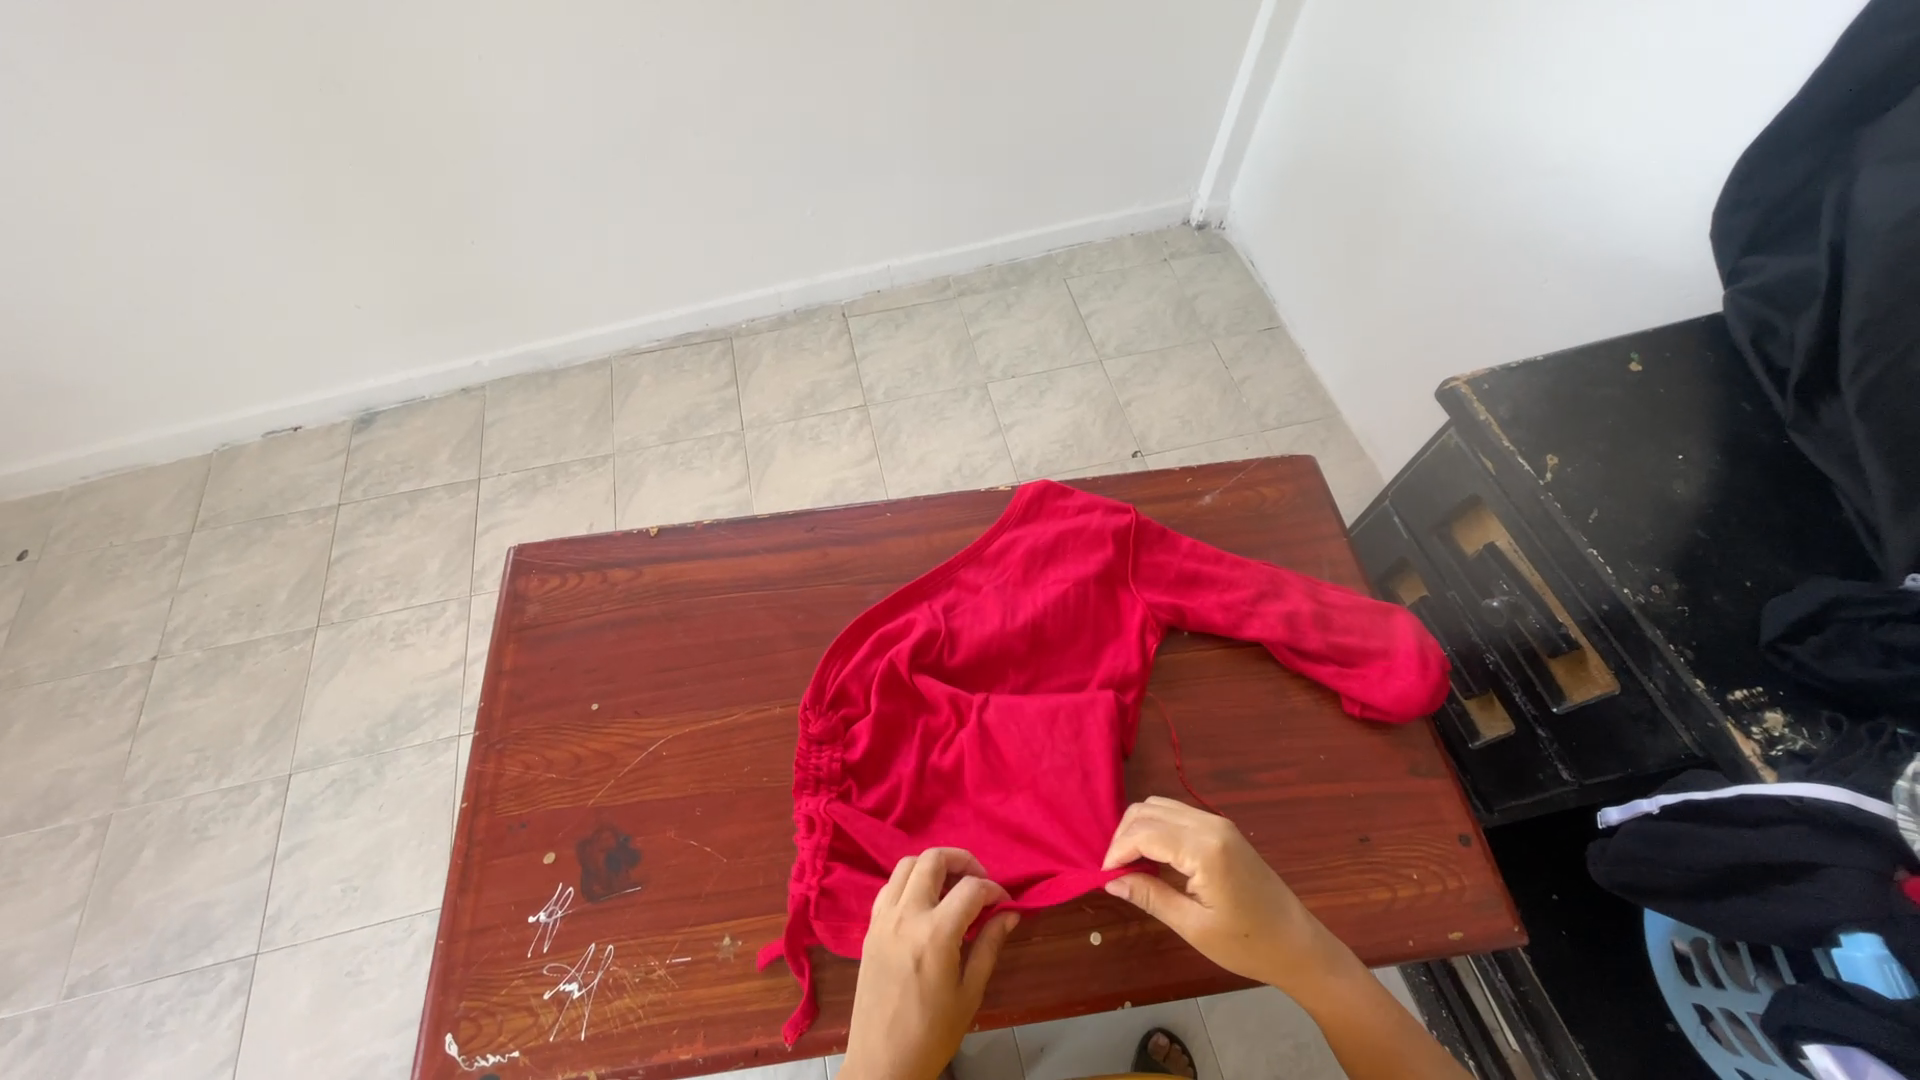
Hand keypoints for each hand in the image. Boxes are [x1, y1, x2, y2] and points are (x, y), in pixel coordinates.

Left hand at [839, 848, 1019, 1079]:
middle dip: (963, 860)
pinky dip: (909, 881)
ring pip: (906, 864)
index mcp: (935, 933)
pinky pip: (889, 887)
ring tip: (952, 887)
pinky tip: (925, 902)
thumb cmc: (932, 1034)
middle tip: (980, 881)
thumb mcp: (970, 993)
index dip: (994, 890)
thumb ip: (988, 945)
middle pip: (933, 859)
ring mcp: (883, 919)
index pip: (971, 888)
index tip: (1005, 904)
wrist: (882, 1064)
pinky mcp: (869, 928)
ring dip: (933, 866)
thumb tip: (1009, 914)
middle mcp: (906, 915)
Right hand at [1102, 797, 1345, 992]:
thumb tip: (1110, 880)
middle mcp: (1210, 824)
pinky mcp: (1222, 829)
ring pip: (1160, 807)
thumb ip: (1150, 896)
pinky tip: (1153, 858)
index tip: (1105, 876)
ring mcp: (1218, 823)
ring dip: (1139, 829)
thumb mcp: (1193, 926)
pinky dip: (1156, 828)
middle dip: (1124, 836)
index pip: (1144, 832)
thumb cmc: (1248, 944)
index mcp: (1205, 848)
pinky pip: (1177, 815)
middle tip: (1115, 872)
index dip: (1117, 851)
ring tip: (1131, 866)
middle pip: (1148, 810)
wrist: (1299, 945)